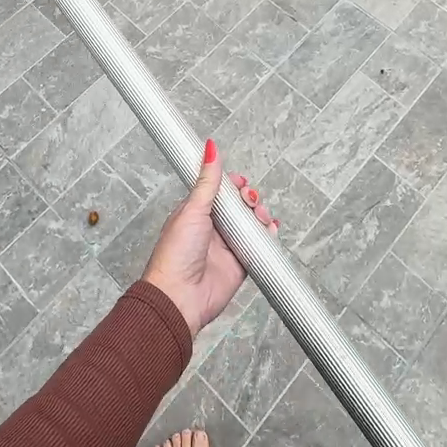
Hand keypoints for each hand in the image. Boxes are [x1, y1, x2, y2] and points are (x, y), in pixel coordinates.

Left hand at [140, 140, 278, 334]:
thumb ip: (207, 181)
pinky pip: (258, 245)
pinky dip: (267, 236)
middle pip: (239, 204)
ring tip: (260, 215)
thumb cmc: (176, 254)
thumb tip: (210, 149)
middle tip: (249, 200)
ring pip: (251, 222)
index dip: (233, 183)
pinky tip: (271, 228)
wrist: (180, 297)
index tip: (239, 181)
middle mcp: (212, 226)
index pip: (220, 189)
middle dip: (249, 198)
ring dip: (260, 214)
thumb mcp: (193, 209)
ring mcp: (227, 245)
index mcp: (197, 211)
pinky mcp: (240, 263)